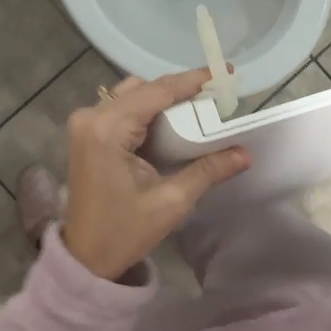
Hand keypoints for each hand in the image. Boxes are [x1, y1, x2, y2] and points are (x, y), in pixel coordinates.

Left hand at [62, 69, 250, 279]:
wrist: (86, 257)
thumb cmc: (124, 231)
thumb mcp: (171, 201)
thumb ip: (207, 170)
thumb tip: (244, 153)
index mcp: (107, 129)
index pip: (156, 92)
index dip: (191, 81)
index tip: (223, 73)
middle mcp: (91, 117)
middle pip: (142, 88)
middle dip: (179, 90)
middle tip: (214, 97)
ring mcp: (85, 124)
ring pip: (131, 95)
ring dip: (162, 99)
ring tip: (196, 108)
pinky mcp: (86, 134)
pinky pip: (121, 108)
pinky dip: (147, 110)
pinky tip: (171, 122)